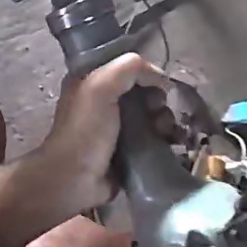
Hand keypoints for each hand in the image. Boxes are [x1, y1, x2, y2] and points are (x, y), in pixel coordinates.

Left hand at [28, 53, 165, 215]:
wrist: (74, 180)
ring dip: (164, 118)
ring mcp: (117, 126)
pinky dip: (165, 136)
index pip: (126, 66)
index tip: (157, 84)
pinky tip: (171, 140)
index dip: (144, 71)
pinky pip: (153, 135)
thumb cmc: (85, 130)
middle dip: (157, 98)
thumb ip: (129, 69)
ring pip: (151, 113)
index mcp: (91, 80)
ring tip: (165, 130)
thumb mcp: (100, 87)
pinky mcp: (129, 148)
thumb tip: (161, 78)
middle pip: (142, 90)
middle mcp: (104, 100)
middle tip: (158, 110)